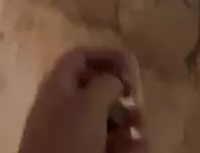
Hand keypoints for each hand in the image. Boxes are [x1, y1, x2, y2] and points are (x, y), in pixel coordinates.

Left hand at [16, 47, 145, 152]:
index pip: (81, 57)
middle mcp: (61, 107)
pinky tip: (139, 148)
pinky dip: (123, 145)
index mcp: (57, 86)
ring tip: (141, 131)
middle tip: (137, 102)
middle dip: (120, 95)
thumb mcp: (91, 104)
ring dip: (126, 122)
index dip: (106, 56)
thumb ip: (107, 83)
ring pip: (102, 121)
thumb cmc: (69, 141)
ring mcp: (68, 137)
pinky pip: (104, 146)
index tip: (131, 67)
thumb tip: (116, 81)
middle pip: (93, 90)